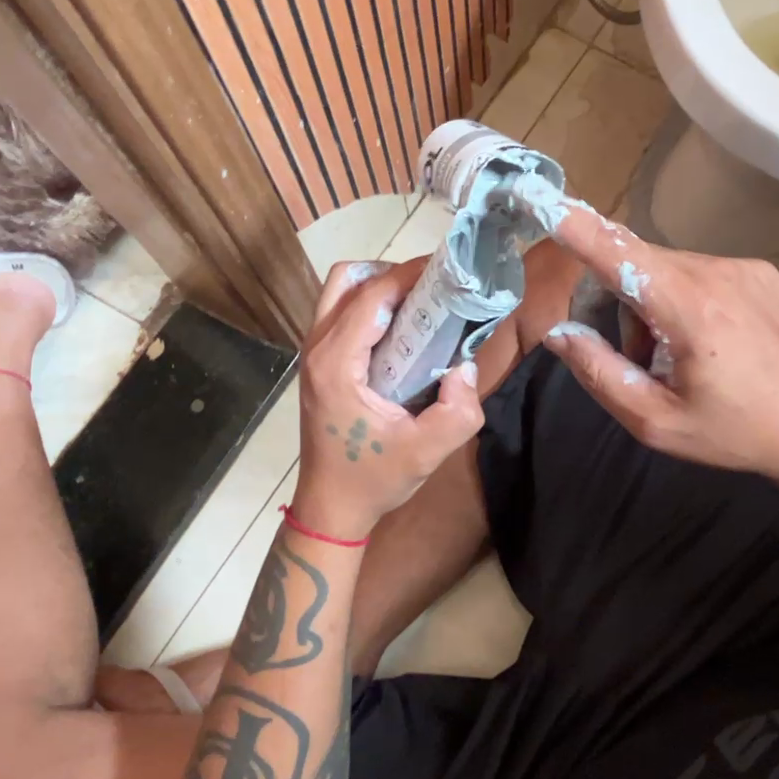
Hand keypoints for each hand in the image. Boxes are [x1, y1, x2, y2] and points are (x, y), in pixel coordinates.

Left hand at [289, 259, 484, 540]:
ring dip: (378, 286)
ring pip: (339, 292)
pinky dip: (370, 305)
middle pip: (348, 280)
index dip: (410, 274)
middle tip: (434, 288)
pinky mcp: (318, 364)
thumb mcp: (426, 453)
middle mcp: (317, 349)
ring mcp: (313, 355)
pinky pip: (339, 313)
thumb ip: (458, 412)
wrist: (331, 507)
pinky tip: (403, 328)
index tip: (449, 272)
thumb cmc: (373, 479)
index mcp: (337, 364)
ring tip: (419, 302)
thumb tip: (465, 369)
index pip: (372, 296)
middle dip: (393, 273)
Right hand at [540, 206, 778, 497]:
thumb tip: (559, 333)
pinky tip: (706, 341)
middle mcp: (717, 274)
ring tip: (679, 358)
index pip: (620, 257)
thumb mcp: (655, 421)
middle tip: (643, 362)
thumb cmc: (731, 433)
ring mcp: (741, 267)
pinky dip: (681, 298)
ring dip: (652, 305)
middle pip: (638, 264)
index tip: (542, 197)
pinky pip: (696, 270)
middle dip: (622, 305)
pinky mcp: (757, 269)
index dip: (577, 228)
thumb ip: (600, 374)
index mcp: (691, 312)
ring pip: (665, 268)